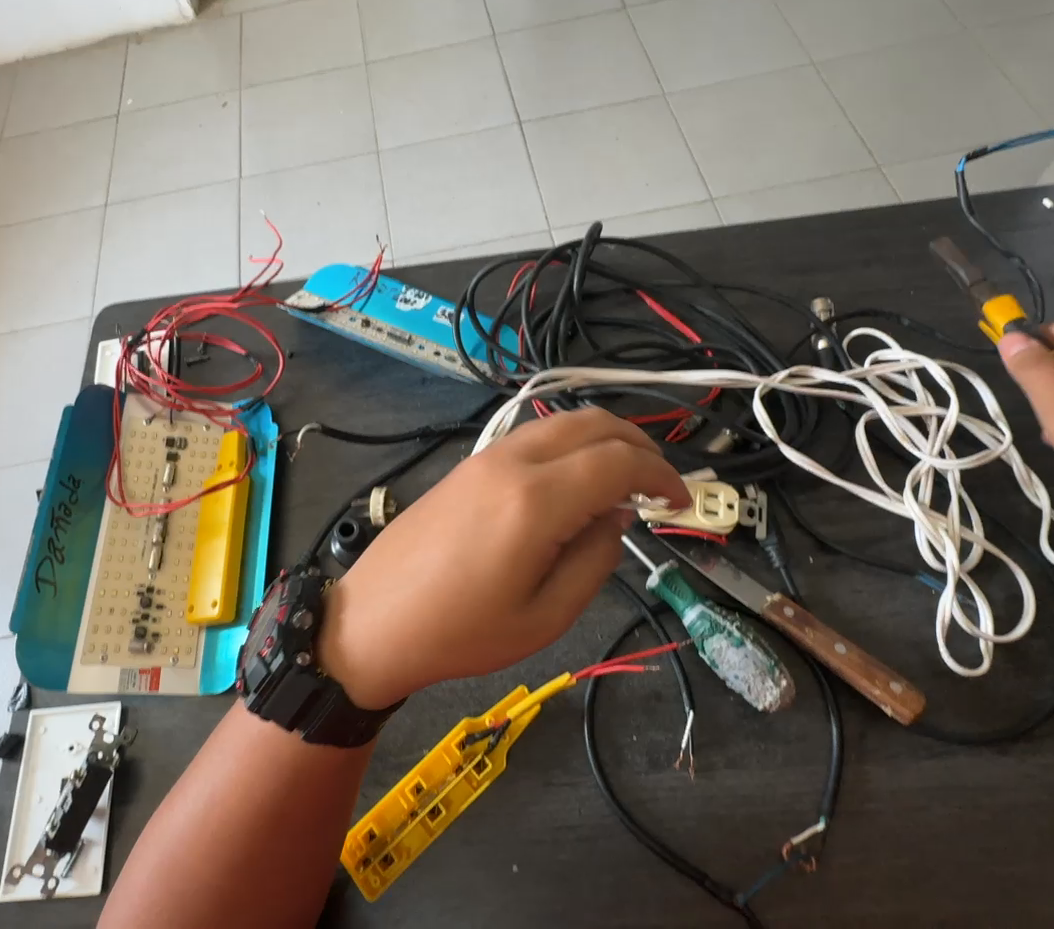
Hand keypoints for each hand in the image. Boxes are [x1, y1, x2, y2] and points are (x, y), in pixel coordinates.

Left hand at [316, 408, 688, 708]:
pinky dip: (569, 444)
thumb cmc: (461, 632)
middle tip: (660, 484)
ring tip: (625, 479)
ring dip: (603, 438)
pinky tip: (575, 480)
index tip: (680, 503)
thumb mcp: (545, 617)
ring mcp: (485, 456)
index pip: (619, 461)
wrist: (373, 620)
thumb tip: (618, 514)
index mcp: (536, 500)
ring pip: (561, 421)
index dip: (662, 475)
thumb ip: (595, 558)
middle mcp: (512, 461)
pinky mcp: (468, 463)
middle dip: (640, 444)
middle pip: (593, 423)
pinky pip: (532, 435)